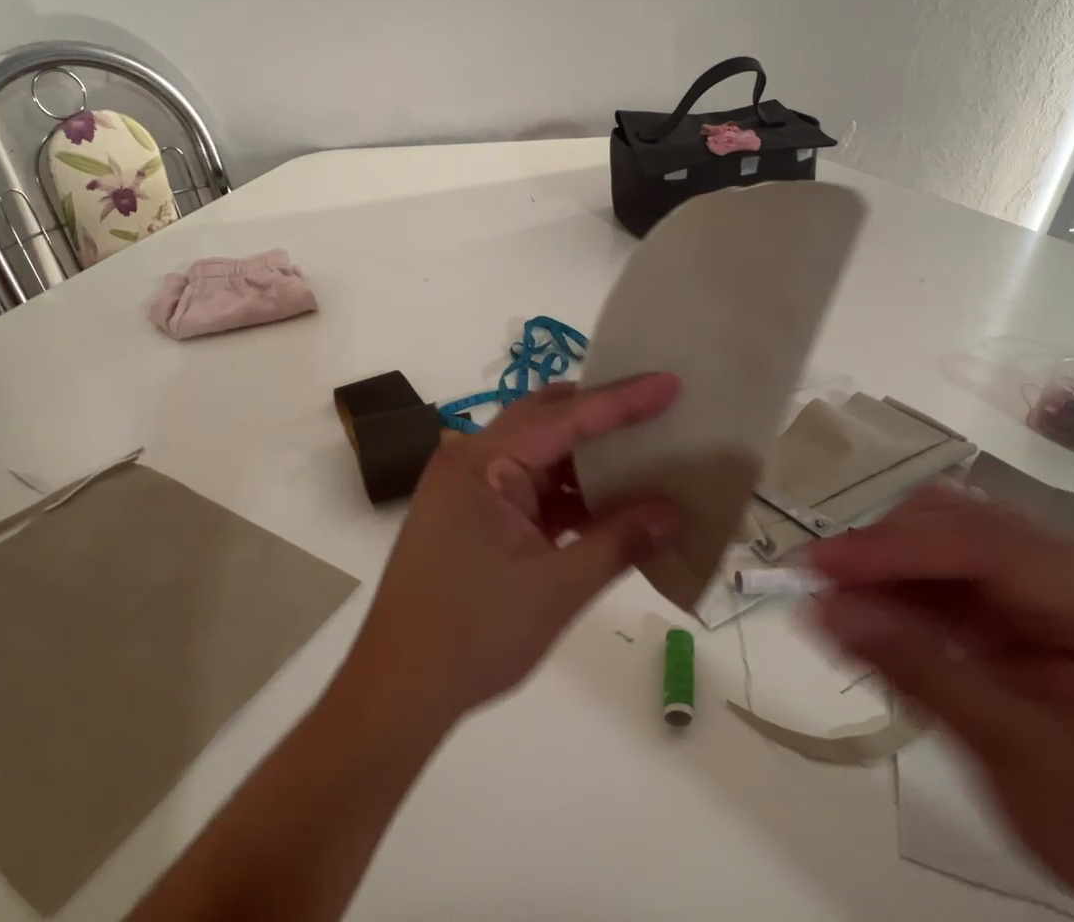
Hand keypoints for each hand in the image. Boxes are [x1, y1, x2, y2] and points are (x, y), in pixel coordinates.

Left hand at [342, 374, 682, 726]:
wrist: (400, 690)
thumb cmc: (473, 634)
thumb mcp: (557, 588)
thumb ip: (619, 542)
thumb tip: (673, 513)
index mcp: (481, 464)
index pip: (564, 417)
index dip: (622, 400)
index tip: (671, 383)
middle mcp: (470, 463)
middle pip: (547, 422)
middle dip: (604, 416)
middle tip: (662, 410)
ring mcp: (469, 493)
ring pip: (541, 458)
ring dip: (590, 461)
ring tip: (649, 458)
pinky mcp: (474, 521)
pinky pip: (531, 492)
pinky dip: (571, 497)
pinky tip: (613, 508)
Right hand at [807, 486, 1073, 921]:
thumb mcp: (1020, 756)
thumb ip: (920, 672)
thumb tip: (822, 611)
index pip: (988, 545)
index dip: (890, 548)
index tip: (812, 564)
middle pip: (972, 528)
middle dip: (887, 553)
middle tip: (814, 586)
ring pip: (960, 549)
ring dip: (893, 574)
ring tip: (832, 606)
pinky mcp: (1052, 617)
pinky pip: (967, 588)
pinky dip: (915, 602)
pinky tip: (872, 620)